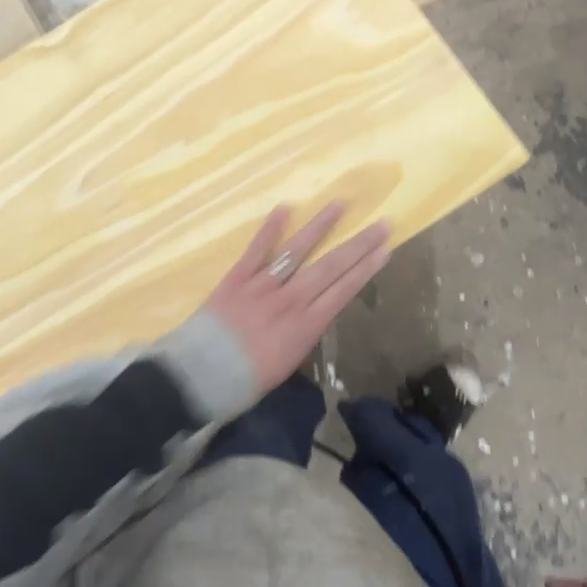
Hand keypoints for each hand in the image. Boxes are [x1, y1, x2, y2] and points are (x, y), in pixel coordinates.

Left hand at [202, 203, 392, 392]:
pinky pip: (257, 249)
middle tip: (382, 224)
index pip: (344, 291)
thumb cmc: (245, 381)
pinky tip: (285, 207)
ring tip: (340, 205)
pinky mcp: (237, 277)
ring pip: (297, 250)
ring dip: (320, 226)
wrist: (200, 376)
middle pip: (331, 267)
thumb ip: (302, 336)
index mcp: (306, 327)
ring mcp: (263, 285)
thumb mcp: (286, 366)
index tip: (386, 250)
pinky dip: (271, 228)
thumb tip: (313, 314)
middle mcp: (290, 300)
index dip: (366, 269)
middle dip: (359, 245)